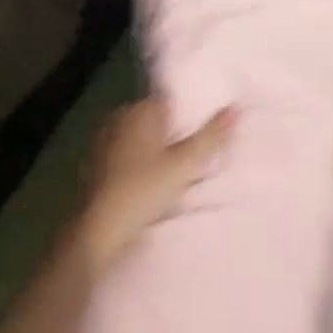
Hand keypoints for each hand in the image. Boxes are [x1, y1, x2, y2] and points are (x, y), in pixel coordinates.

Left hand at [75, 98, 234, 271]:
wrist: (100, 231)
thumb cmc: (144, 189)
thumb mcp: (185, 164)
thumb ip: (211, 135)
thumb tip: (235, 106)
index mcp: (139, 110)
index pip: (169, 100)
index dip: (188, 114)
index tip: (203, 131)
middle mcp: (119, 119)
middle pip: (155, 121)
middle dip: (173, 134)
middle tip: (195, 155)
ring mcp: (105, 144)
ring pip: (140, 141)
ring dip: (156, 153)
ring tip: (179, 173)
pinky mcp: (97, 169)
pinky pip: (127, 160)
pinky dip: (140, 168)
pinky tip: (153, 187)